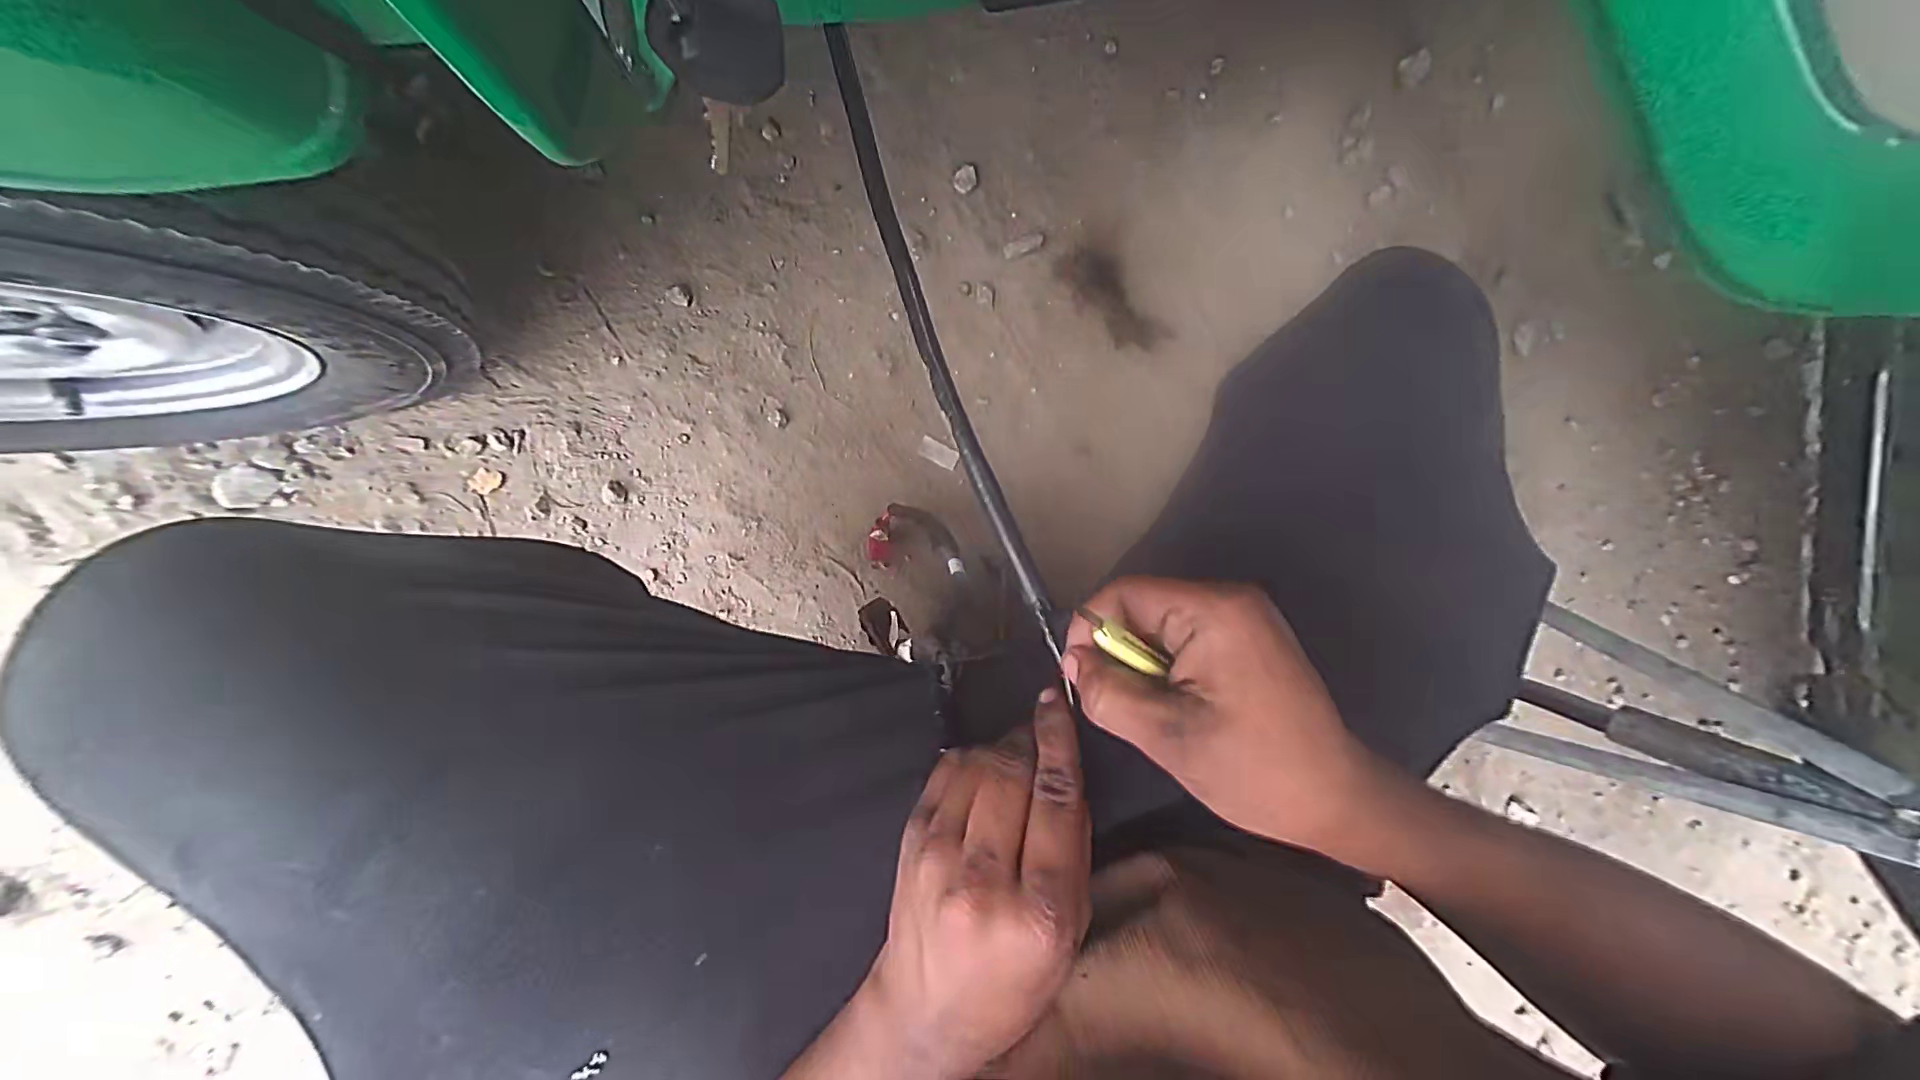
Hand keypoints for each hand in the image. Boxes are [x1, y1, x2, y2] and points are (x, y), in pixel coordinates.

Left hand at [795, 688, 1090, 1079]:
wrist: (925, 1009)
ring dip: (1001, 745)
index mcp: (1039, 913)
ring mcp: (937, 857)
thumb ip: (1076, 853)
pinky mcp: (910, 841)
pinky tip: (983, 767)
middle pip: (1012, 773)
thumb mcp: (1069, 934)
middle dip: (1029, 736)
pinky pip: (944, 772)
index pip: (1055, 801)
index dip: (1059, 741)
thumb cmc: (1011, 981)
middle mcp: (983, 880)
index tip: (1059, 705)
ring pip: (976, 764)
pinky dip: (970, 757)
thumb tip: (1068, 775)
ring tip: (1016, 752)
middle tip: (1041, 724)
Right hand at [1066, 576, 1400, 853]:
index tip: (1081, 677)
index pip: (1122, 593)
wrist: (1338, 800)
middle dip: (1119, 653)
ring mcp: (1243, 616)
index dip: (1089, 630)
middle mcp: (1230, 599)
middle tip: (1121, 704)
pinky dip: (1166, 667)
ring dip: (1142, 664)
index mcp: (1213, 611)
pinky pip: (1183, 636)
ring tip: (1155, 711)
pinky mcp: (1248, 637)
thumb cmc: (1255, 770)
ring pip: (1158, 624)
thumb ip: (1106, 692)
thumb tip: (1072, 661)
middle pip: (1140, 605)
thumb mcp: (1165, 735)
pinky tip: (1179, 705)